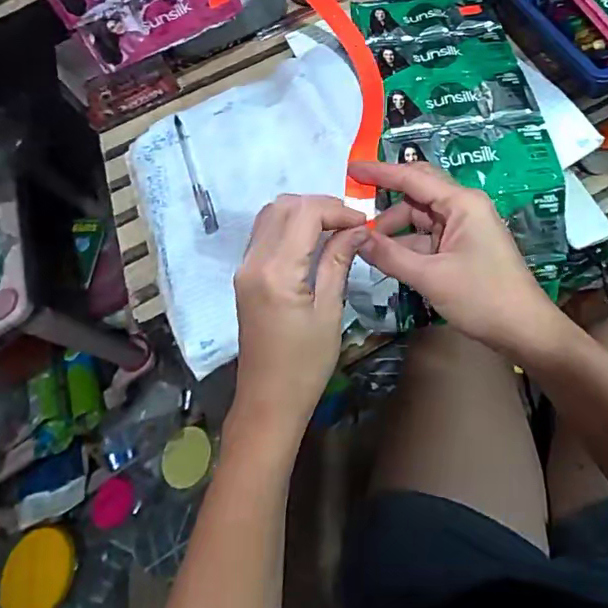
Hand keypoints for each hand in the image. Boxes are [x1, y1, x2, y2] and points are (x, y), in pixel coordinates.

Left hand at [232, 194, 366, 435]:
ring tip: (335, 228)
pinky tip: (313, 239)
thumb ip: (338, 262)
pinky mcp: (244, 274)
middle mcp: (253, 261)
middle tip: (350, 223)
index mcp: (276, 272)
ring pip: (271, 214)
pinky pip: (264, 232)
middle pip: (285, 206)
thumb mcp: (330, 312)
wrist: (268, 401)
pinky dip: (289, 224)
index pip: (304, 213)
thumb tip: (357, 229)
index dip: (337, 209)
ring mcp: (244, 266)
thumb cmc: (305, 365)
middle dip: (321, 205)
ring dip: (304, 211)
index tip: (362, 223)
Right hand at [350, 161, 572, 362]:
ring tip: (364, 242)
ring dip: (395, 227)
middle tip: (353, 203)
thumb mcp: (430, 277)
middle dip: (386, 198)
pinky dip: (408, 243)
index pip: (413, 178)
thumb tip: (355, 239)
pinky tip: (386, 255)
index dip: (379, 172)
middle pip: (418, 192)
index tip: (351, 169)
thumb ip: (390, 256)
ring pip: (421, 216)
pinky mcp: (464, 245)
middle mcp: (464, 206)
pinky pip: (430, 235)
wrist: (525, 329)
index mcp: (462, 203)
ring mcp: (466, 226)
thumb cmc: (482, 298)